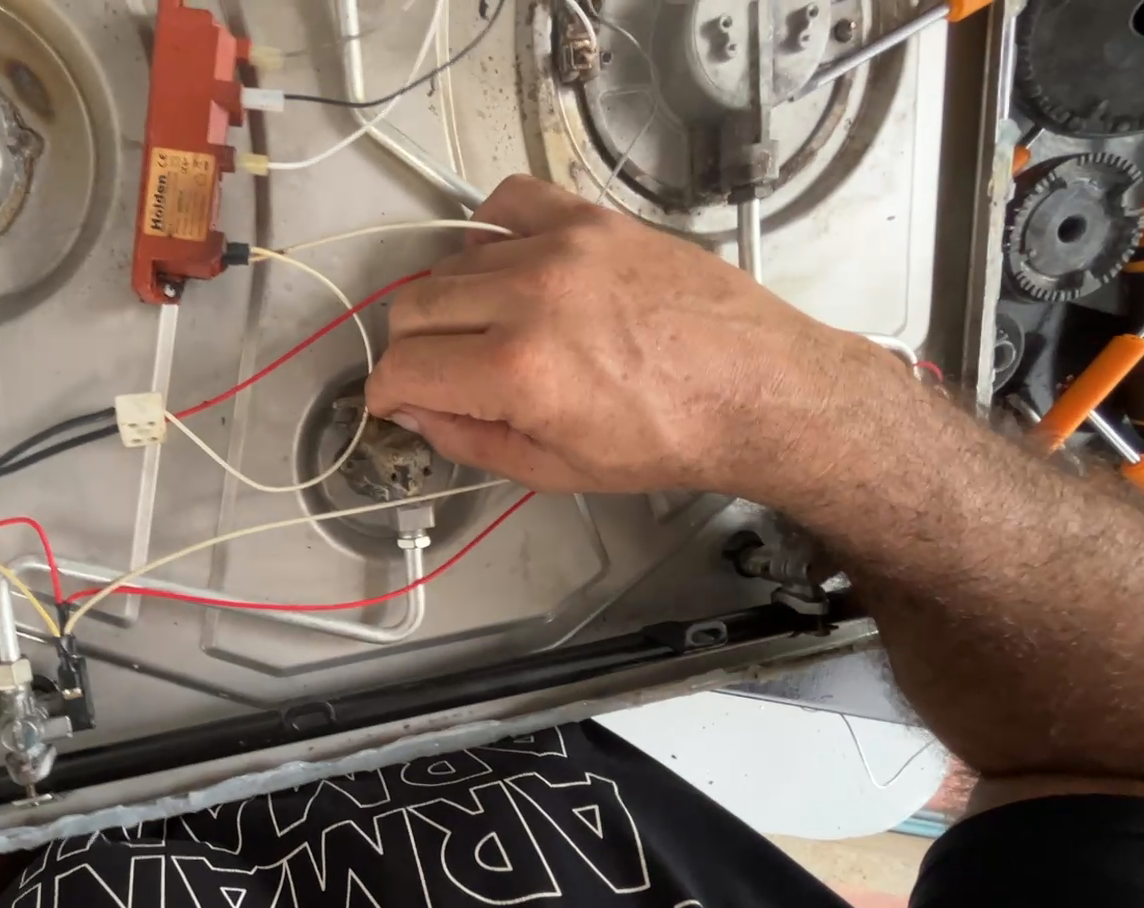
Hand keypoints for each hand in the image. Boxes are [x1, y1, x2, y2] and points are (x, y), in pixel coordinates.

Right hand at [364, 174, 897, 501]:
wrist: (758, 389)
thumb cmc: (657, 442)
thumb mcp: (550, 469)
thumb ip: (465, 439)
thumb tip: (412, 412)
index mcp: (513, 372)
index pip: (401, 367)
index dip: (385, 393)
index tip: (394, 403)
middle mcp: (526, 298)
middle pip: (411, 308)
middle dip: (407, 350)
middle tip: (435, 374)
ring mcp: (558, 248)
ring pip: (447, 262)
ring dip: (444, 304)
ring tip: (477, 329)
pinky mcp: (591, 219)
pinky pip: (505, 202)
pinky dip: (485, 234)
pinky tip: (502, 266)